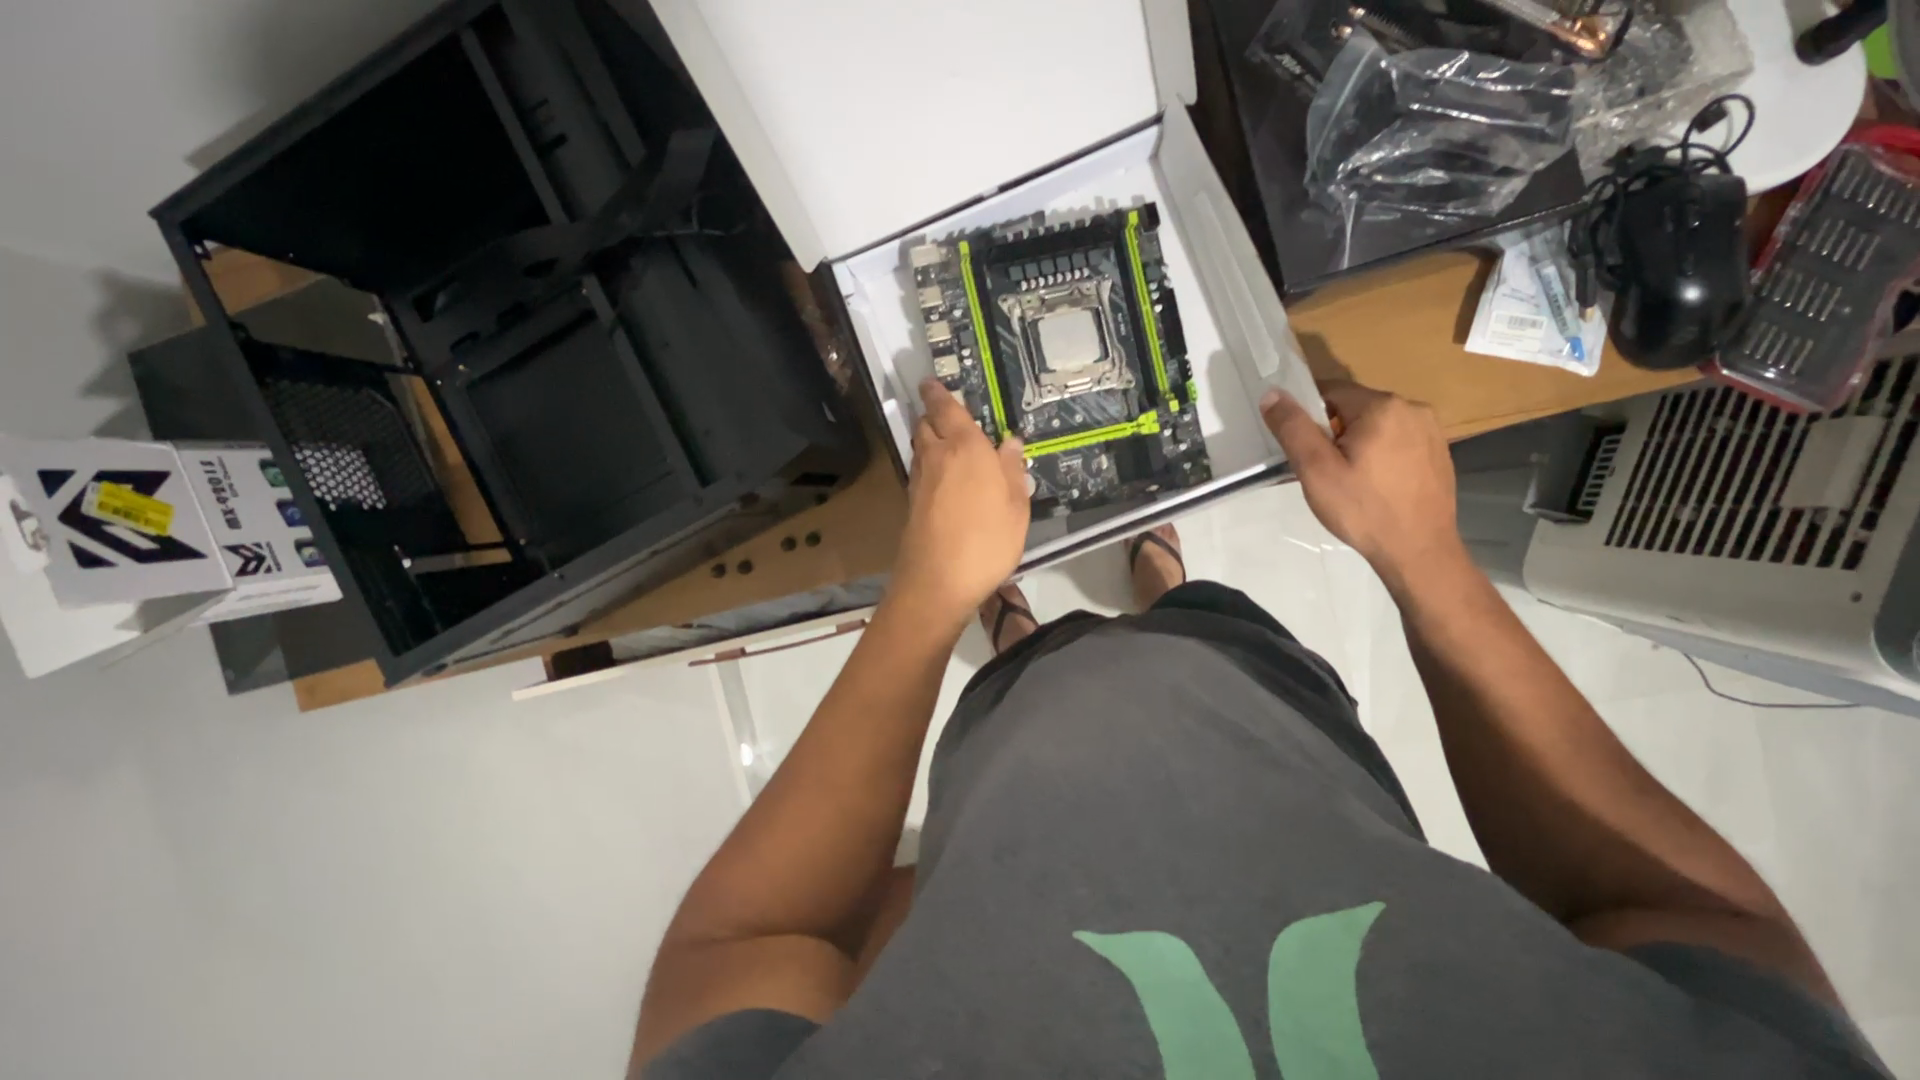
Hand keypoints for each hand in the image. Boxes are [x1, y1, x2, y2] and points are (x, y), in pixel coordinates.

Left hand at [889, 380, 1030, 628]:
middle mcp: (936, 457)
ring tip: (949, 446)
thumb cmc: (986, 541)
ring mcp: (919, 482)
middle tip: (948, 416)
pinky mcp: (911, 505)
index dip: (938, 393)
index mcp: (965, 448)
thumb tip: (1010, 443)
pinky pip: (920, 472)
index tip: (932, 382)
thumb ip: (1012, 470)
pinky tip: (944, 480)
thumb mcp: (1016, 507)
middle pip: (926, 425)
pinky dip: (929, 466)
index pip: (946, 408)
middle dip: (933, 416)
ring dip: (929, 440)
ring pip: (920, 448)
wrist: (937, 583)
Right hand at [1260, 379, 1462, 590]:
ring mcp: (1431, 430)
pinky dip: (1381, 455)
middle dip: (1334, 432)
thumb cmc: (1362, 510)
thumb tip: (1272, 394)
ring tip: (1350, 481)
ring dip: (1358, 443)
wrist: (1419, 551)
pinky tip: (1376, 486)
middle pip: (1355, 408)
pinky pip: (1398, 441)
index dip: (1309, 417)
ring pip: (1377, 425)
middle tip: (1324, 471)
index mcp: (1382, 405)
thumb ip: (1293, 427)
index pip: (1330, 391)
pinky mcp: (1439, 451)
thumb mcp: (1316, 470)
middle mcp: (1412, 407)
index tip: (1304, 449)